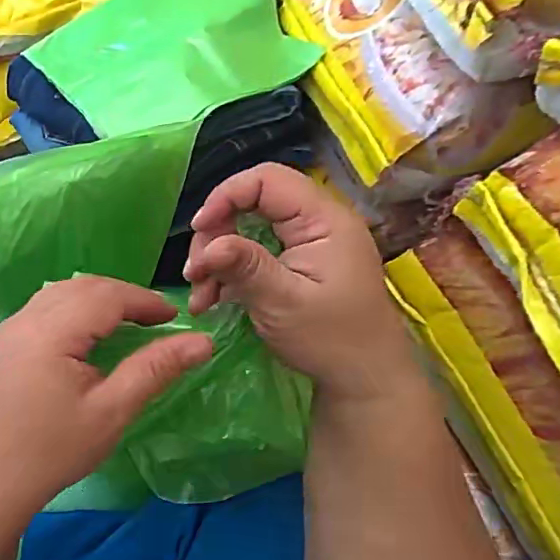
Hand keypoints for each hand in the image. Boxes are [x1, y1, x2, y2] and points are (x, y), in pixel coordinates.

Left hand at [0, 275, 213, 504]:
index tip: (176, 319)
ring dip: (100, 298)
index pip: (106, 295)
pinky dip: (78, 308)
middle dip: (125, 296)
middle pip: (83, 286)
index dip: (145, 301)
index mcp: (51, 332)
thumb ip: (155, 369)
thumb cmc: (55, 450)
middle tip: (158, 321)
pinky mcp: (7, 342)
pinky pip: (47, 306)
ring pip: (63, 292)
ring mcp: (12, 329)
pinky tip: (94, 332)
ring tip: (131, 322)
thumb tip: (202, 342)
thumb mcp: (112, 411)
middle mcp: (26, 319)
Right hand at [184, 164, 416, 400]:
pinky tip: (212, 301)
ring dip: (218, 260)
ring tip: (201, 297)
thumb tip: (208, 245)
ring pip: (247, 231)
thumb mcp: (283, 303)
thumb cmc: (331, 340)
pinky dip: (230, 275)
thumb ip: (245, 267)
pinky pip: (255, 256)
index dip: (226, 196)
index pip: (267, 180)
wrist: (363, 379)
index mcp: (323, 220)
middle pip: (252, 204)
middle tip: (196, 273)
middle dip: (216, 234)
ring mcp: (306, 246)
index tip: (199, 229)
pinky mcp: (296, 268)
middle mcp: (316, 223)